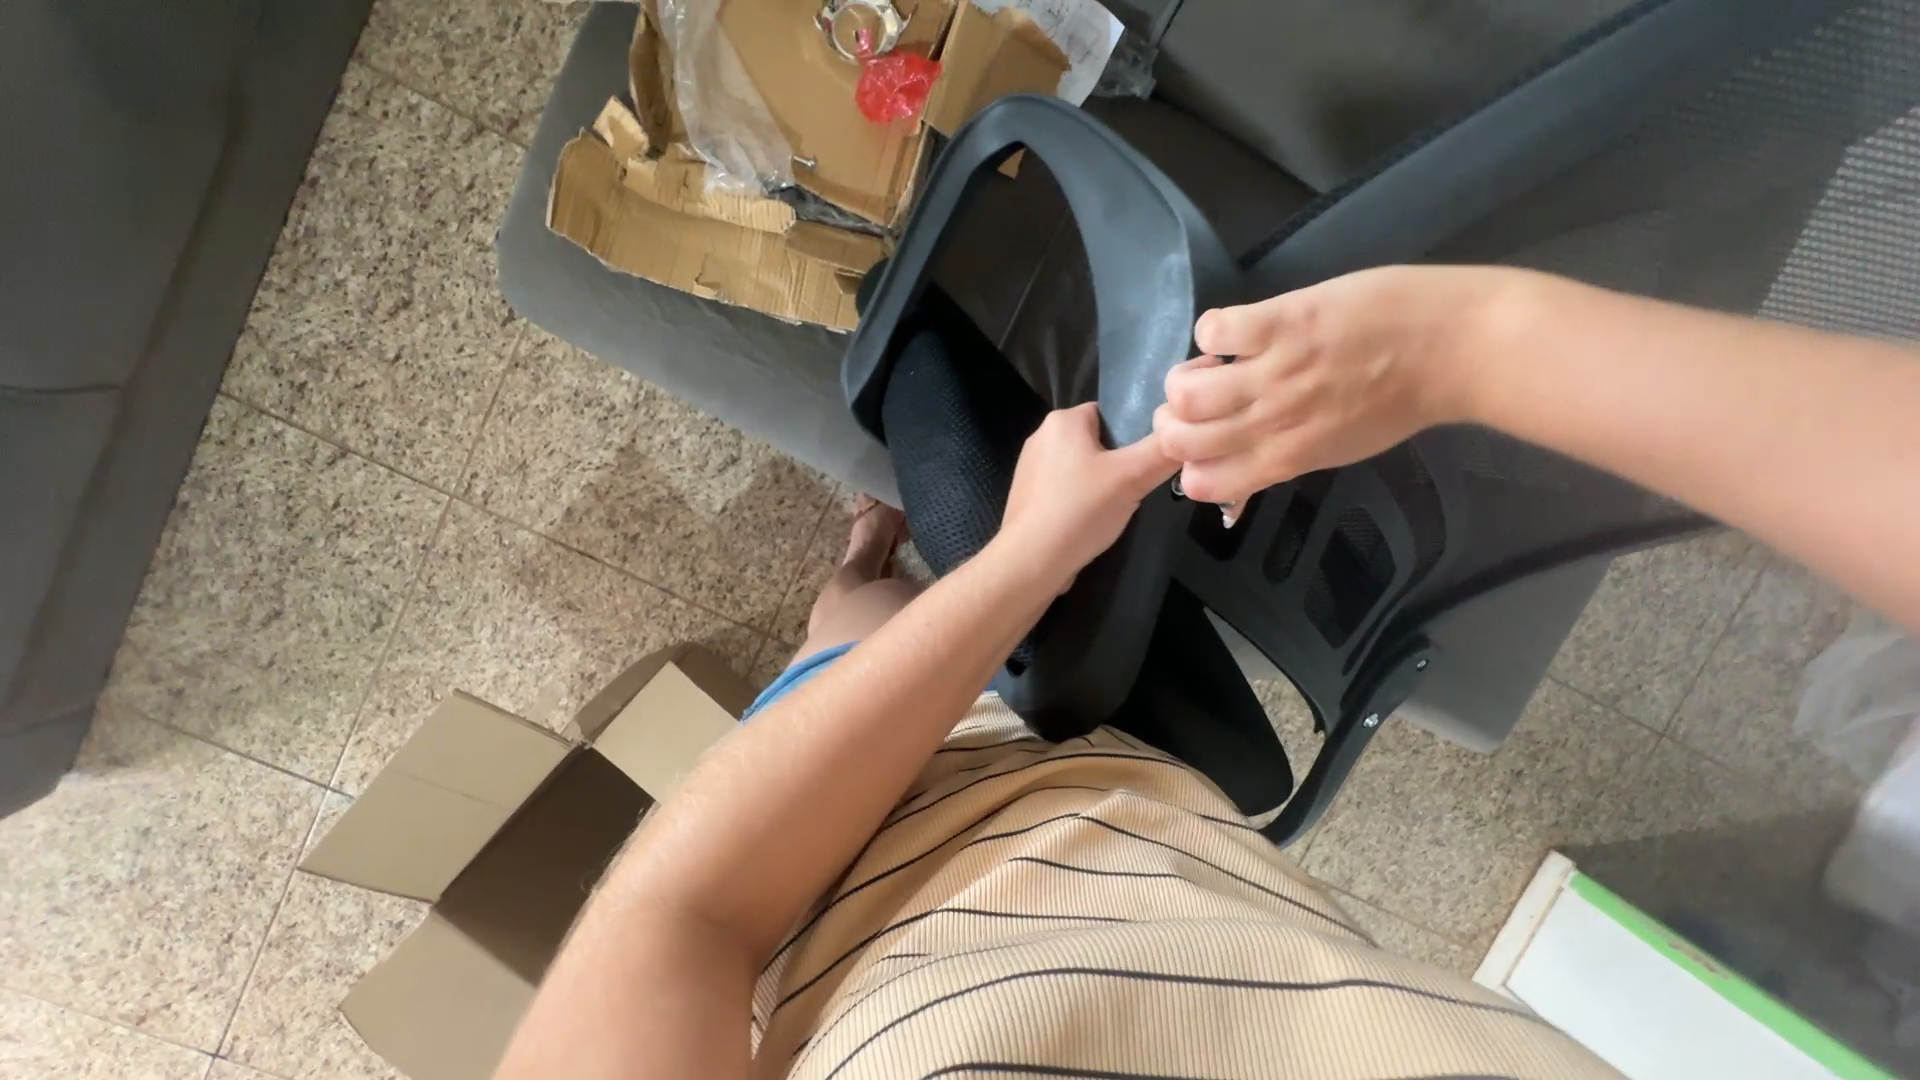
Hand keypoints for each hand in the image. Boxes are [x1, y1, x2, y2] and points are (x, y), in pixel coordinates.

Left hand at [997, 403, 1177, 590]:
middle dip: (1118, 464)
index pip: (1109, 414)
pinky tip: (1091, 523)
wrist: (1032, 561)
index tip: (1147, 462)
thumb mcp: (1133, 476)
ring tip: (1115, 509)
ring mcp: (1030, 469)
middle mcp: (1040, 437)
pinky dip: (1081, 503)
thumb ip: (1163, 451)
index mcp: (1061, 420)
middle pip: (1097, 442)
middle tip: (1136, 488)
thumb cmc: (1080, 510)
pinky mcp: (1027, 497)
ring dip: (1101, 486)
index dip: (1132, 436)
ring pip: (1082, 469)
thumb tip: (1184, 433)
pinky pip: (1065, 491)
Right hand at [1154, 265, 1523, 507]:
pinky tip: (1238, 330)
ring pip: (1184, 390)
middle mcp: (1271, 424)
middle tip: (1201, 397)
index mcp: (1284, 458)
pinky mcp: (1283, 322)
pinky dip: (1214, 330)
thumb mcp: (1336, 450)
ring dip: (1187, 374)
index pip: (1200, 483)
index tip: (1204, 439)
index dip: (1187, 461)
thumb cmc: (1400, 402)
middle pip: (1178, 438)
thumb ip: (1280, 462)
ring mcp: (1274, 373)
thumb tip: (1236, 481)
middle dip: (1174, 418)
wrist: (1457, 347)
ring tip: (1216, 362)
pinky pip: (1214, 331)